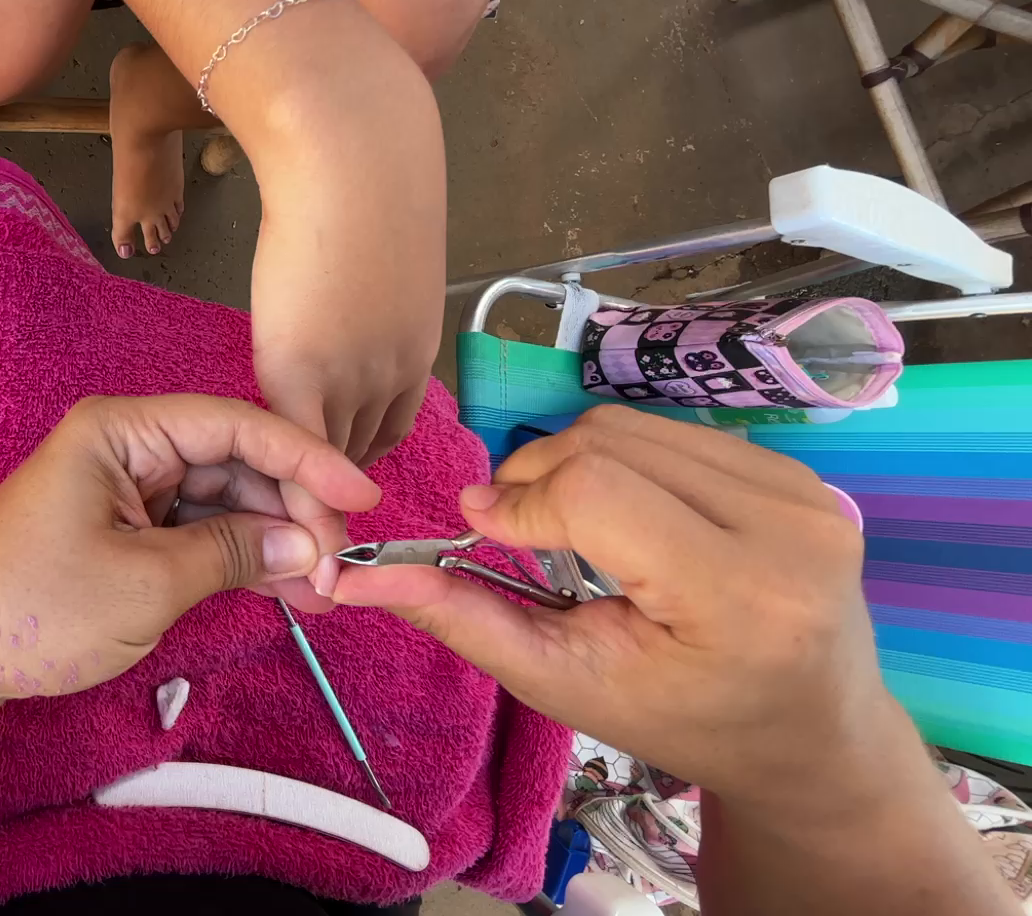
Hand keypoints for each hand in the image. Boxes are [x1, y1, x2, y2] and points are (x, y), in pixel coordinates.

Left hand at [0, 395, 379, 701]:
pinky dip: (235, 556)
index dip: (306, 457)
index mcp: (120, 429)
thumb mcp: (147, 581)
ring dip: (270, 539)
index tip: (364, 498)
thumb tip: (308, 545)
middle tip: (338, 570)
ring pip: (219, 499)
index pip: (232, 424)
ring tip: (320, 592)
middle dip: (290, 510)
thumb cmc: (35, 607)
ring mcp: (125, 488)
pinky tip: (280, 587)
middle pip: (231, 461)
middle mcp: (126, 446)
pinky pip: (195, 529)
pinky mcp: (124, 527)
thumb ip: (234, 552)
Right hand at [240, 37, 444, 605]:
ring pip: (326, 457)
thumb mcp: (375, 269)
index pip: (381, 430)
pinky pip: (292, 448)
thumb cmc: (364, 197)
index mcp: (410, 353)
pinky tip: (264, 507)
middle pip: (356, 454)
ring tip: (278, 525)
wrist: (352, 159)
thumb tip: (333, 328)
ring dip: (305, 493)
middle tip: (304, 527)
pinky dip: (283, 486)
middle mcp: (390, 378)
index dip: (354, 468)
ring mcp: (348, 378)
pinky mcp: (301, 373)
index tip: (333, 495)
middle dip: (332, 493)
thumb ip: (360, 313)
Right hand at [330, 404, 903, 800]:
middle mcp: (791, 528)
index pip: (595, 492)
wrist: (808, 734)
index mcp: (741, 597)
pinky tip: (620, 510)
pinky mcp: (808, 470)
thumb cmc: (674, 717)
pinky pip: (660, 427)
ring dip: (565, 464)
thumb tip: (350, 577)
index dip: (517, 503)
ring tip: (567, 523)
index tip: (480, 532)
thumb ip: (455, 616)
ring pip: (622, 424)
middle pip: (600, 444)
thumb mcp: (553, 679)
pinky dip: (609, 457)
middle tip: (519, 532)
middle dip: (532, 479)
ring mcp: (808, 491)